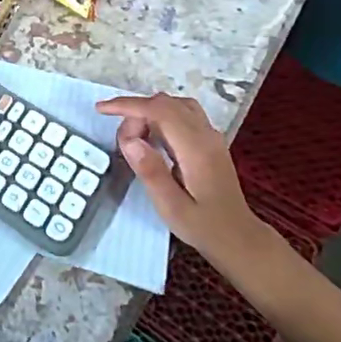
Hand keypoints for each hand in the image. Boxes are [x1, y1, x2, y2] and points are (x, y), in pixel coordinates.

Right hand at [95, 93, 275, 258]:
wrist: (238, 237)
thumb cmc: (203, 226)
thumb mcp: (171, 207)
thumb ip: (151, 172)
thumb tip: (131, 141)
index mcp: (196, 149)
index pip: (160, 111)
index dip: (129, 106)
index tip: (102, 109)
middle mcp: (206, 136)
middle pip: (166, 104)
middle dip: (136, 113)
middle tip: (123, 143)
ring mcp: (211, 137)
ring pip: (175, 105)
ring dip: (149, 113)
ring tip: (135, 137)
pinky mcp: (209, 142)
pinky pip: (182, 115)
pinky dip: (160, 117)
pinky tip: (151, 138)